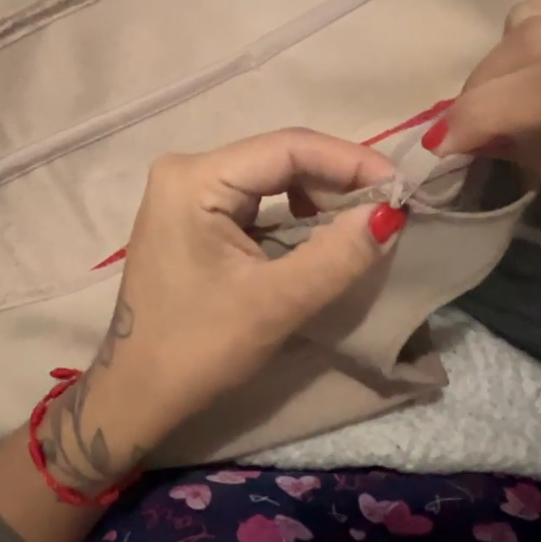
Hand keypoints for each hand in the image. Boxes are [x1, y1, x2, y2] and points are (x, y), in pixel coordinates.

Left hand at [91, 129, 407, 438]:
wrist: (138, 393)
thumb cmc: (197, 349)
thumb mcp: (274, 304)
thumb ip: (336, 255)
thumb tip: (391, 213)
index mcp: (194, 178)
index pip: (287, 148)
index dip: (351, 162)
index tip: (402, 188)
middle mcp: (186, 170)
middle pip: (279, 157)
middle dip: (338, 180)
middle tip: (390, 208)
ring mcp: (186, 192)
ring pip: (271, 177)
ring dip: (319, 196)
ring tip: (361, 223)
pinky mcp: (192, 215)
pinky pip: (256, 199)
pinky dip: (294, 213)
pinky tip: (321, 233)